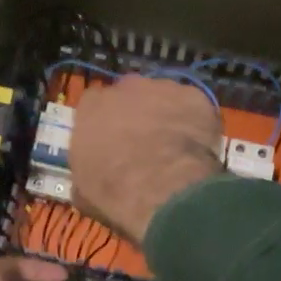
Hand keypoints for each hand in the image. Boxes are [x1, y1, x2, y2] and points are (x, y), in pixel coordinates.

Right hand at [70, 76, 223, 243]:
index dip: (105, 124)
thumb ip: (85, 169)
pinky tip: (197, 145)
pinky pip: (192, 106)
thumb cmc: (114, 192)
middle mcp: (125, 88)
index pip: (95, 105)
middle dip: (136, 114)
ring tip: (174, 146)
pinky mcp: (195, 96)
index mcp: (92, 107)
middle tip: (144, 143)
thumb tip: (91, 174)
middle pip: (130, 95)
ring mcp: (163, 88)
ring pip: (164, 97)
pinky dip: (194, 121)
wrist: (162, 190)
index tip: (111, 142)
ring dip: (166, 115)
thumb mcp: (83, 190)